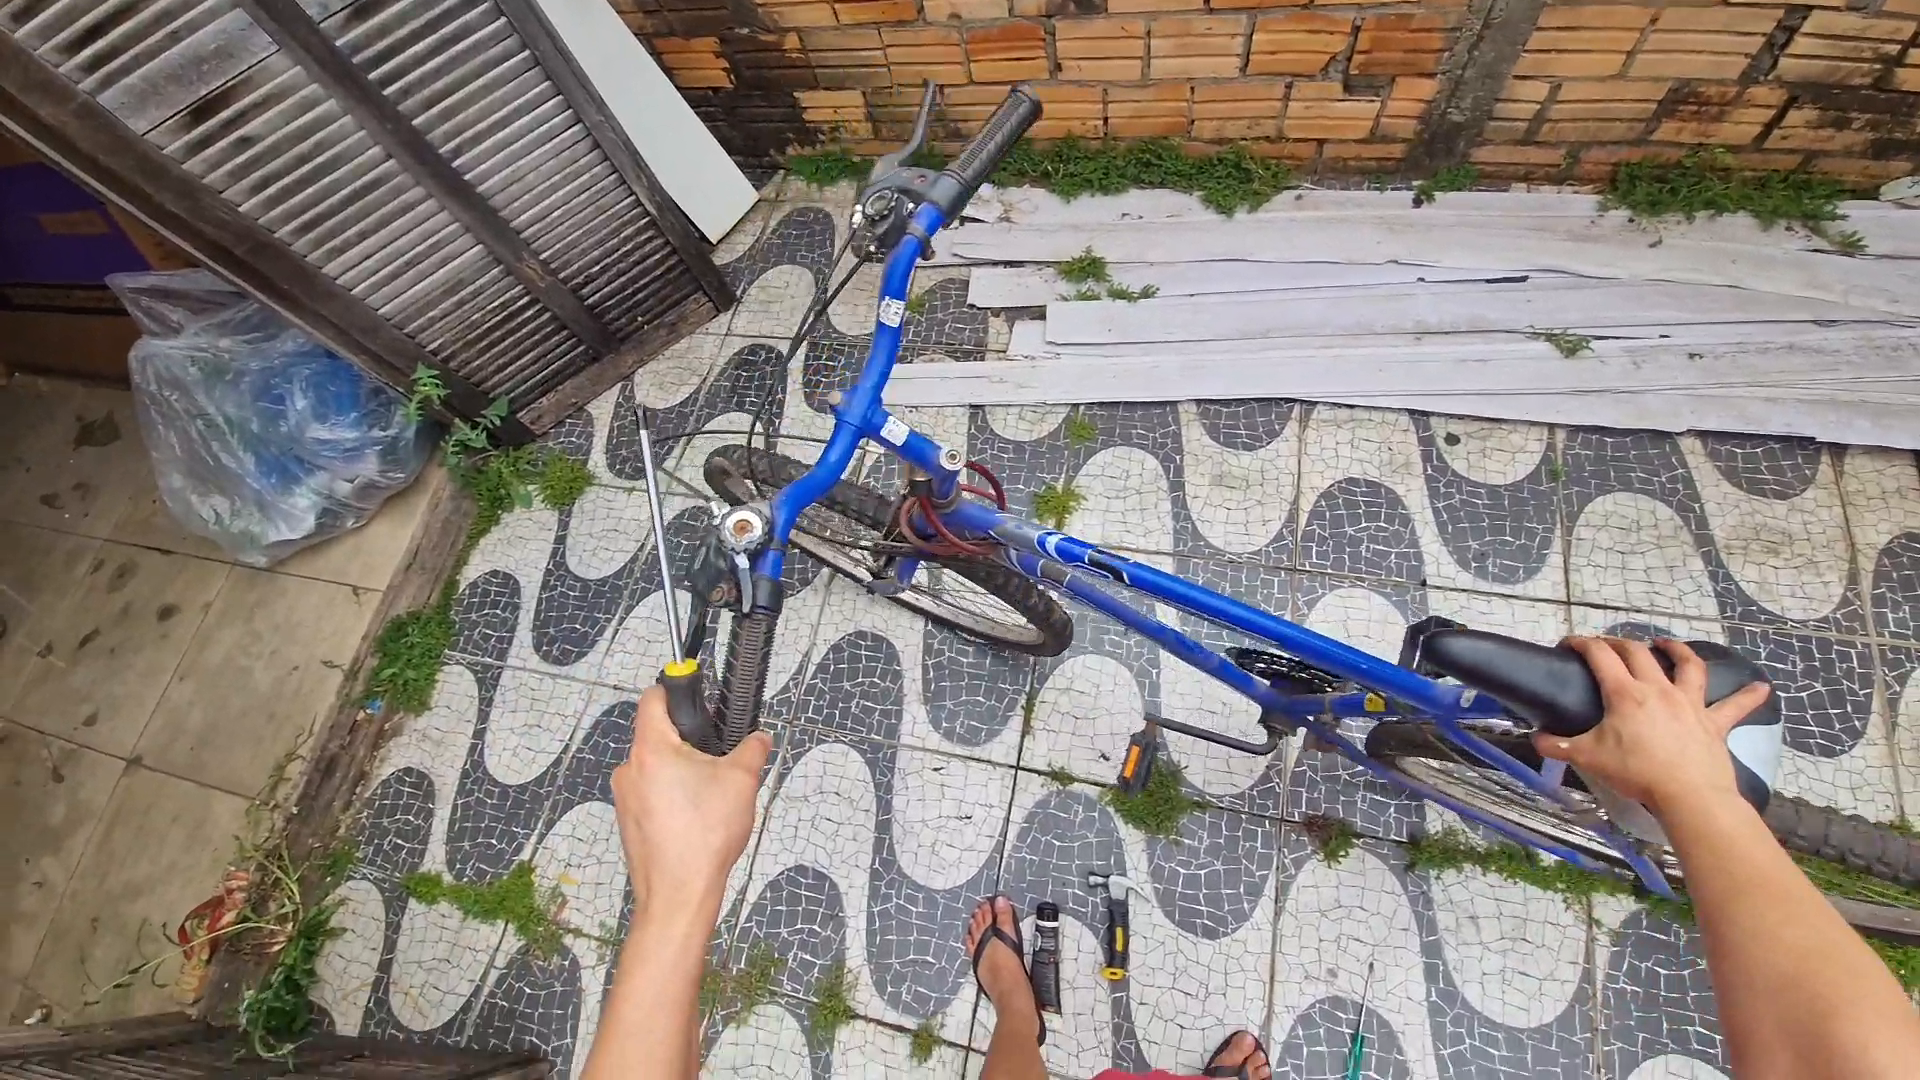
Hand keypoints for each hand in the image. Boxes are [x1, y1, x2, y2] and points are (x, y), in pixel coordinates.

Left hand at [612, 685, 772, 912]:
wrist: (678, 895)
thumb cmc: (706, 831)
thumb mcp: (742, 780)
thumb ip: (753, 748)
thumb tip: (759, 738)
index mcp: (651, 749)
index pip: (653, 699)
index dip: (677, 689)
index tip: (701, 699)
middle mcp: (629, 769)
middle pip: (657, 735)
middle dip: (689, 740)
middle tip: (719, 757)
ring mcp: (624, 798)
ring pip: (656, 766)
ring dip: (682, 770)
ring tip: (712, 793)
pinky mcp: (628, 823)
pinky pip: (651, 793)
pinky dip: (672, 795)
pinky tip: (696, 817)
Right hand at [1533, 637, 1770, 820]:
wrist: (1690, 796)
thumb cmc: (1635, 772)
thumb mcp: (1584, 757)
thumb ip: (1554, 745)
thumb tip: (1535, 738)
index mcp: (1624, 693)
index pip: (1599, 655)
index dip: (1580, 643)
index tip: (1568, 644)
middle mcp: (1658, 689)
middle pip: (1637, 653)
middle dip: (1617, 642)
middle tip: (1604, 645)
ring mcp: (1690, 704)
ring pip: (1688, 666)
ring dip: (1676, 650)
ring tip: (1665, 643)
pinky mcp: (1714, 723)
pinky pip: (1736, 707)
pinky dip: (1750, 696)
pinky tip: (1763, 687)